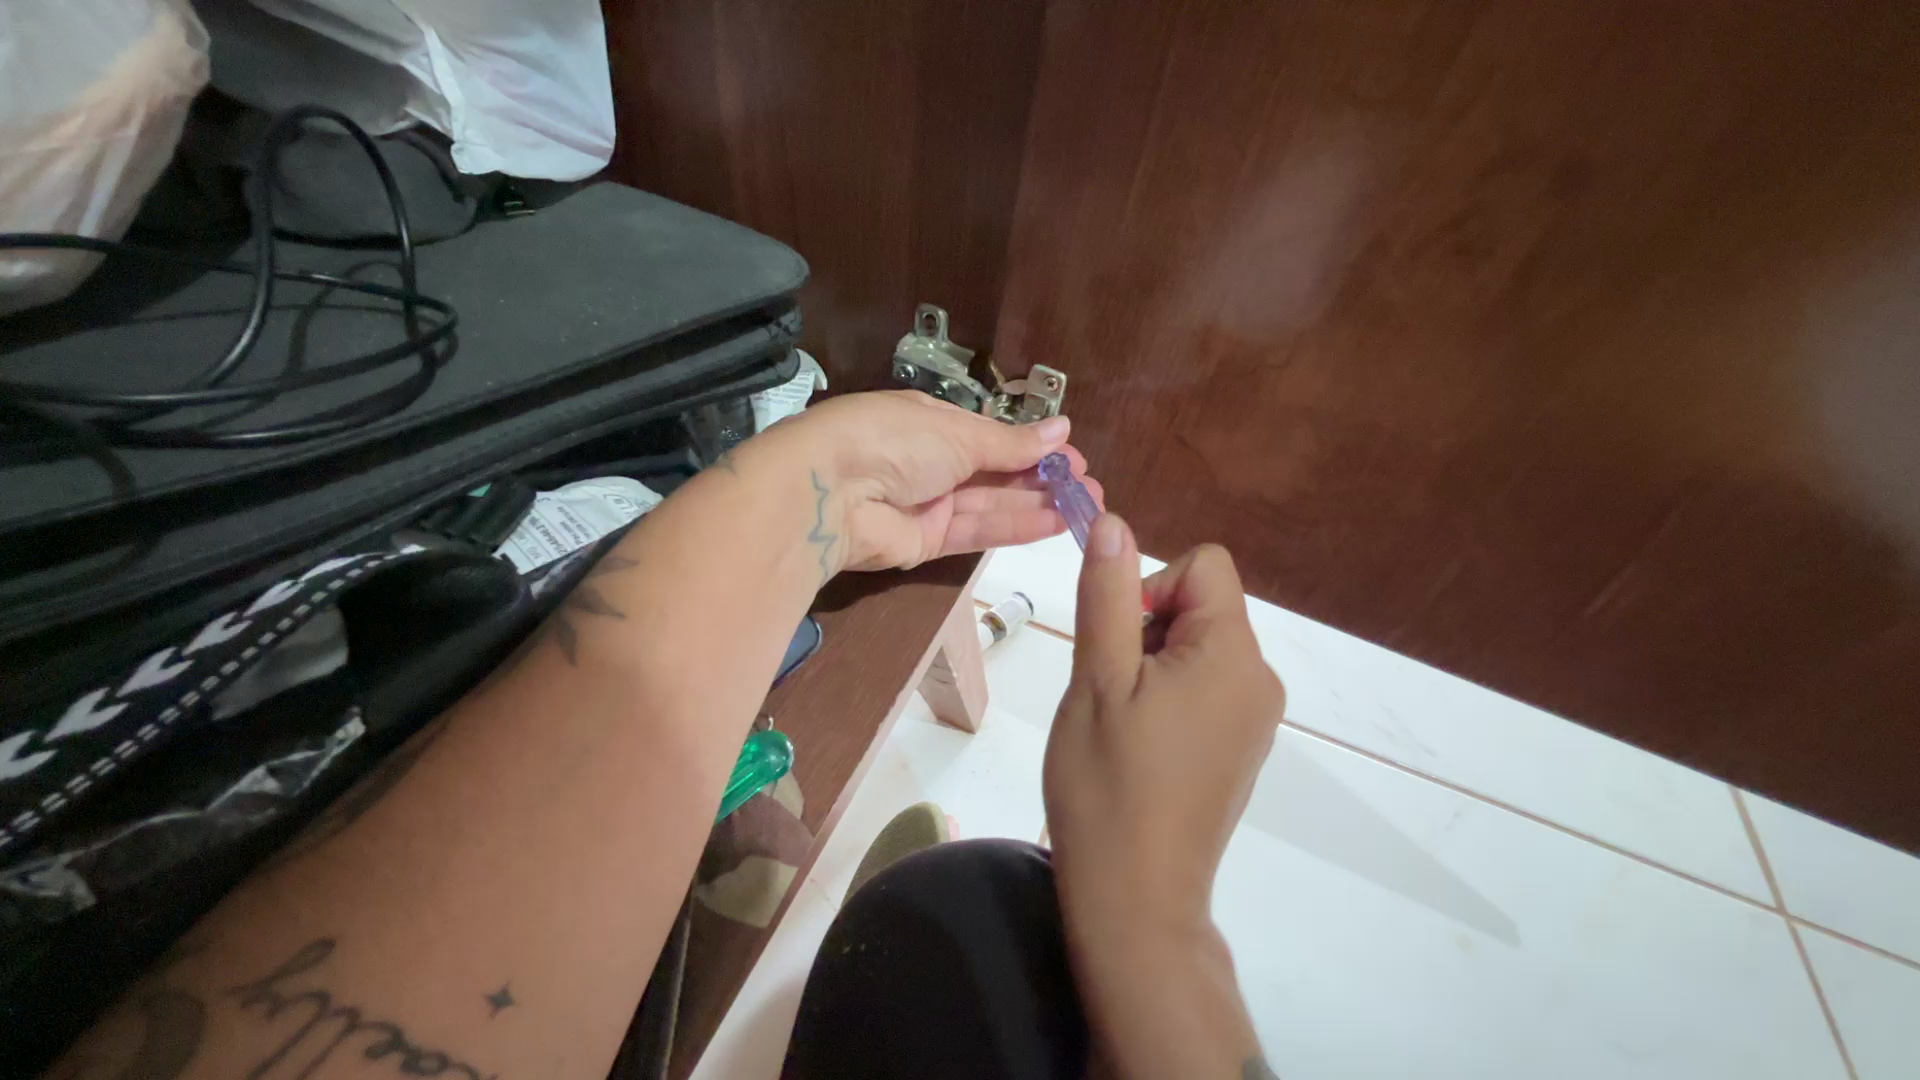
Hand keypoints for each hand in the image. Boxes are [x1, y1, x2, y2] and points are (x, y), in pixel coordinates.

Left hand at [767, 390, 1102, 571]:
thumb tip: (1062, 428)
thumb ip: (1011, 442)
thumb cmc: (894, 440)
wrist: (829, 493)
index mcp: (933, 423)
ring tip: (1087, 508)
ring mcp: (928, 504)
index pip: (992, 435)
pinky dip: (1015, 527)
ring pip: (992, 504)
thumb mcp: (959, 433)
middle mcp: (932, 462)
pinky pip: (976, 532)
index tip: (1074, 456)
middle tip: (1091, 489)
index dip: (1033, 446)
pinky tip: (1055, 524)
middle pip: (996, 472)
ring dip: (1039, 505)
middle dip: (1044, 479)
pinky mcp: (926, 543)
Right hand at [1044, 518, 1283, 938]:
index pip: (1204, 566)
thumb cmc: (1108, 782)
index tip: (1118, 643)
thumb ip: (1108, 594)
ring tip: (1121, 721)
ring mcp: (1255, 718)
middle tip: (1110, 690)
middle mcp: (1259, 678)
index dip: (1151, 586)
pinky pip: (1205, 687)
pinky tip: (1140, 745)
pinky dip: (1166, 695)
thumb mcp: (1096, 678)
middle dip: (1147, 626)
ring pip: (1197, 646)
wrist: (1135, 898)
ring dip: (1151, 663)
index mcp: (1233, 654)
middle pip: (1200, 605)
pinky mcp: (1242, 747)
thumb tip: (1114, 521)